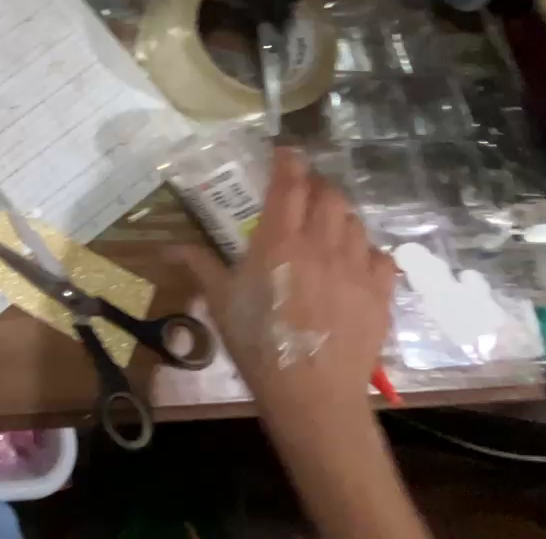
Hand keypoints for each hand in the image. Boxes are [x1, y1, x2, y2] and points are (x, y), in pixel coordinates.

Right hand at [176, 146, 396, 421]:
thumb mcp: (220, 299)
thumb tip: (165, 248)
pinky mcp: (379, 294)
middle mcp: (320, 245)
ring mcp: (355, 269)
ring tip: (325, 221)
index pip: (288, 185)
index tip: (284, 151)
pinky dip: (366, 248)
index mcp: (278, 241)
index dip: (288, 162)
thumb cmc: (257, 341)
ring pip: (355, 221)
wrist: (311, 394)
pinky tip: (353, 259)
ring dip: (339, 213)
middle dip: (316, 184)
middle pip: (329, 196)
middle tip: (302, 189)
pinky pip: (380, 256)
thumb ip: (197, 264)